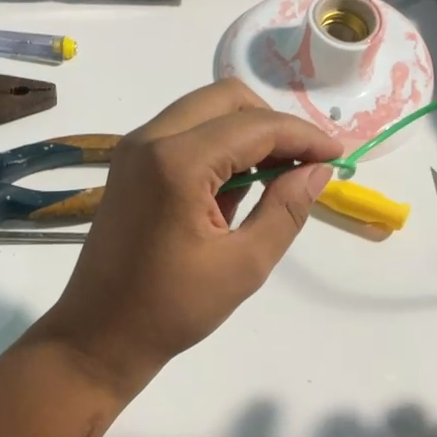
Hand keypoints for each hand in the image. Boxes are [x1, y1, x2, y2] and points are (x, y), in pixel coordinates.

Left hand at [33, 80, 340, 391]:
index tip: (337, 155)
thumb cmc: (171, 310)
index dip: (303, 136)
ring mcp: (133, 151)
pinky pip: (183, 136)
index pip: (255, 126)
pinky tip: (237, 189)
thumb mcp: (243, 265)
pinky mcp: (128, 168)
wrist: (99, 336)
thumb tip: (318, 170)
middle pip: (226, 100)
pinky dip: (216, 148)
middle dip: (272, 125)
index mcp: (176, 163)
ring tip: (276, 179)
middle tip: (303, 165)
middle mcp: (150, 141)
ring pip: (203, 112)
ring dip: (244, 134)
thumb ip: (285, 210)